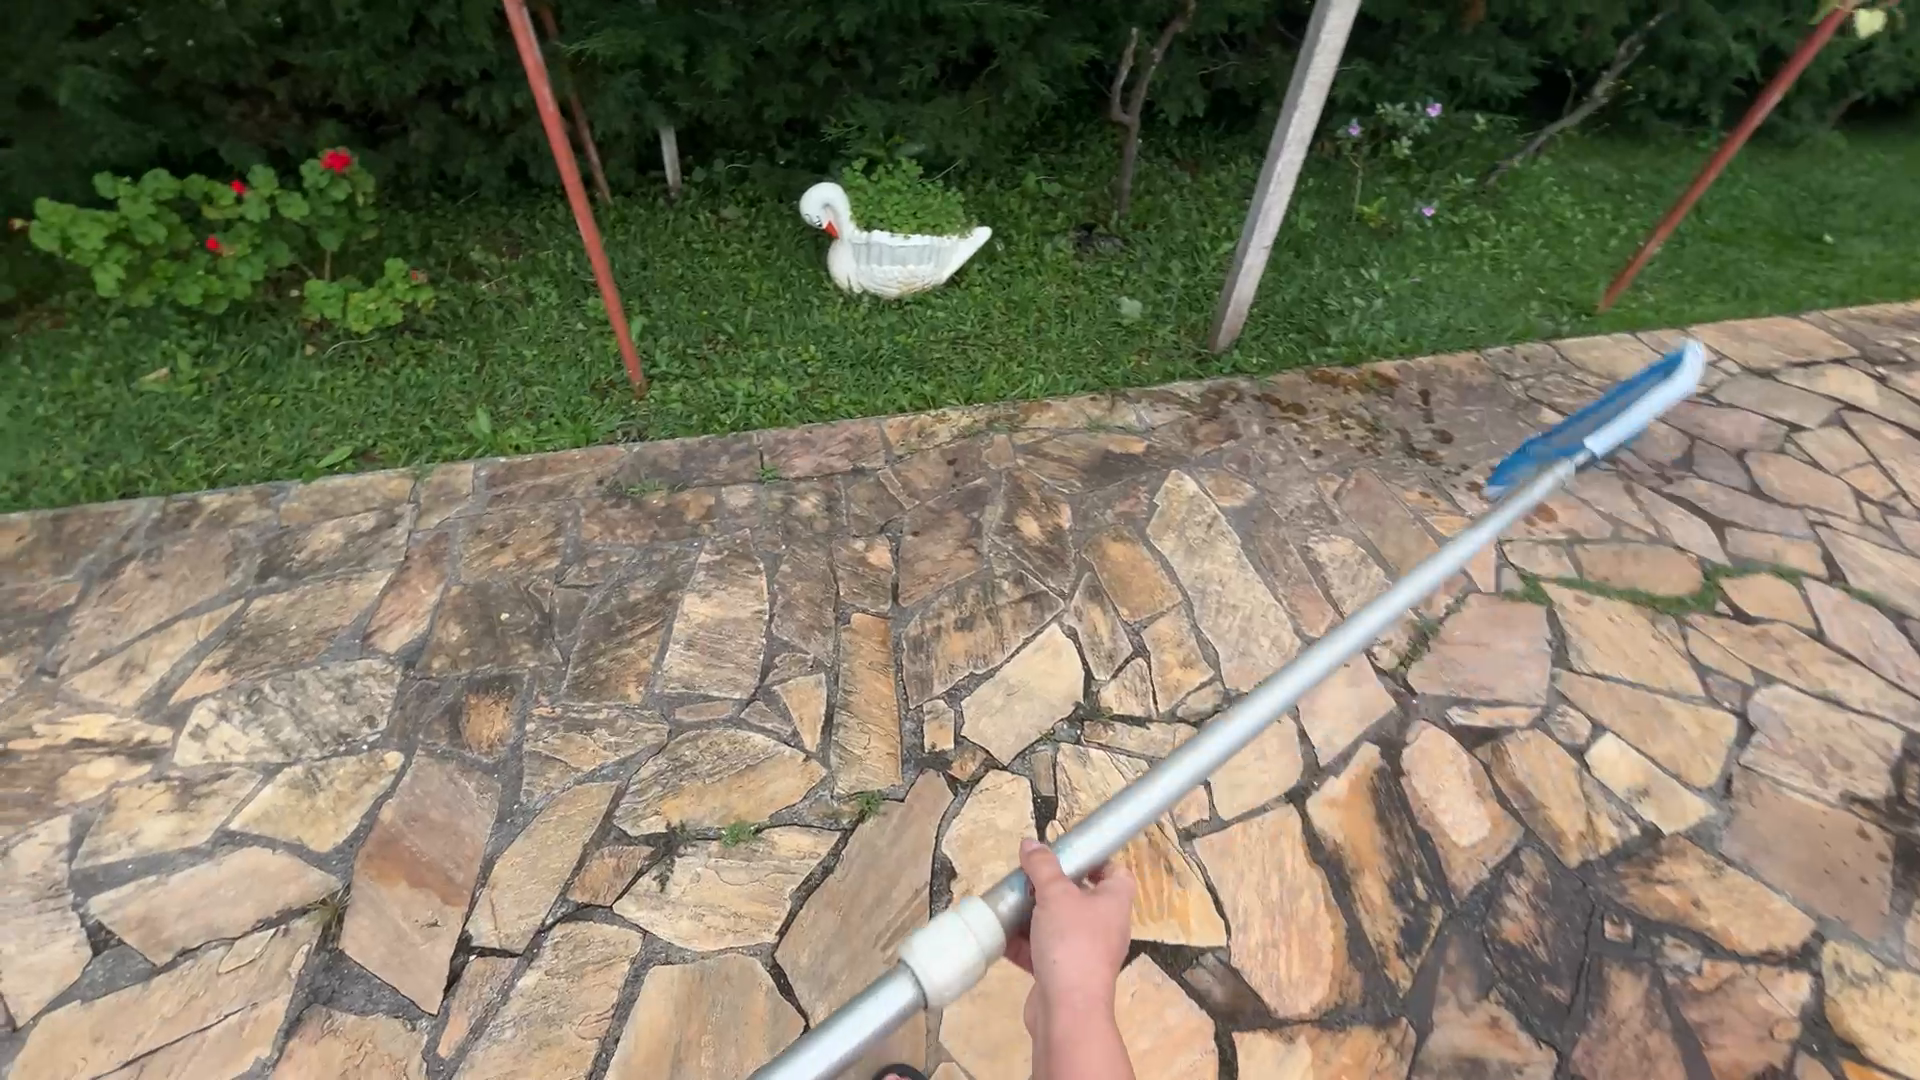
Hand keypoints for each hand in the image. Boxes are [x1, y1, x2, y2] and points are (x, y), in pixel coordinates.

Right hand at [1005, 839, 1133, 1011]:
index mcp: (1113, 904)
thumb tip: (1030, 843)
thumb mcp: (1055, 893)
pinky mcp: (1062, 975)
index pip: (1116, 873)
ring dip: (1031, 914)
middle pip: (1078, 897)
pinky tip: (999, 932)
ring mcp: (1082, 953)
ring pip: (1056, 924)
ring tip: (1007, 901)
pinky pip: (1040, 951)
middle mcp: (1103, 927)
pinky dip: (1022, 942)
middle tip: (1026, 876)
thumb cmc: (1072, 942)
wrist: (1067, 1012)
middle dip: (1050, 886)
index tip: (1068, 853)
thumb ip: (1042, 866)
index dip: (1096, 860)